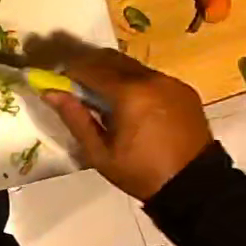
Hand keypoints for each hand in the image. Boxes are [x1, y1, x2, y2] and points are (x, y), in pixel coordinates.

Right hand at [43, 48, 212, 200]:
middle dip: (89, 67)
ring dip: (113, 74)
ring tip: (104, 98)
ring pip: (132, 66)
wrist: (194, 186)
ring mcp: (171, 81)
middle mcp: (151, 78)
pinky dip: (136, 83)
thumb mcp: (100, 153)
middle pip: (111, 59)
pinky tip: (132, 105)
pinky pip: (152, 77)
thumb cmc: (141, 173)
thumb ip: (75, 118)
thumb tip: (50, 92)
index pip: (90, 68)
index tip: (58, 81)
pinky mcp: (184, 89)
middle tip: (76, 86)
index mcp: (129, 93)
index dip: (69, 72)